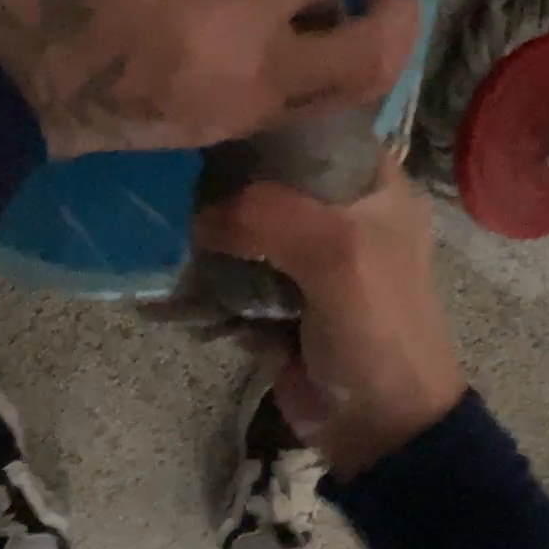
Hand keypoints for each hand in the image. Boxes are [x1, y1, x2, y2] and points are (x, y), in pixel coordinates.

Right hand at [192, 155, 467, 477]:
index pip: (316, 133)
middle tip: (177, 180)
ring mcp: (303, 265)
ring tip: (170, 236)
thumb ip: (268, 216)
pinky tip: (177, 287)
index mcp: (372, 190)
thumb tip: (198, 219)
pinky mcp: (274, 305)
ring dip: (209, 241)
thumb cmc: (376, 328)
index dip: (269, 126)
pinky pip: (231, 283)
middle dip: (224, 187)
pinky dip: (206, 288)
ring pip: (243, 234)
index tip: (213, 121)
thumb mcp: (336, 254)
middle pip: (269, 183)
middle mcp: (338, 218)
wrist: (378, 427)